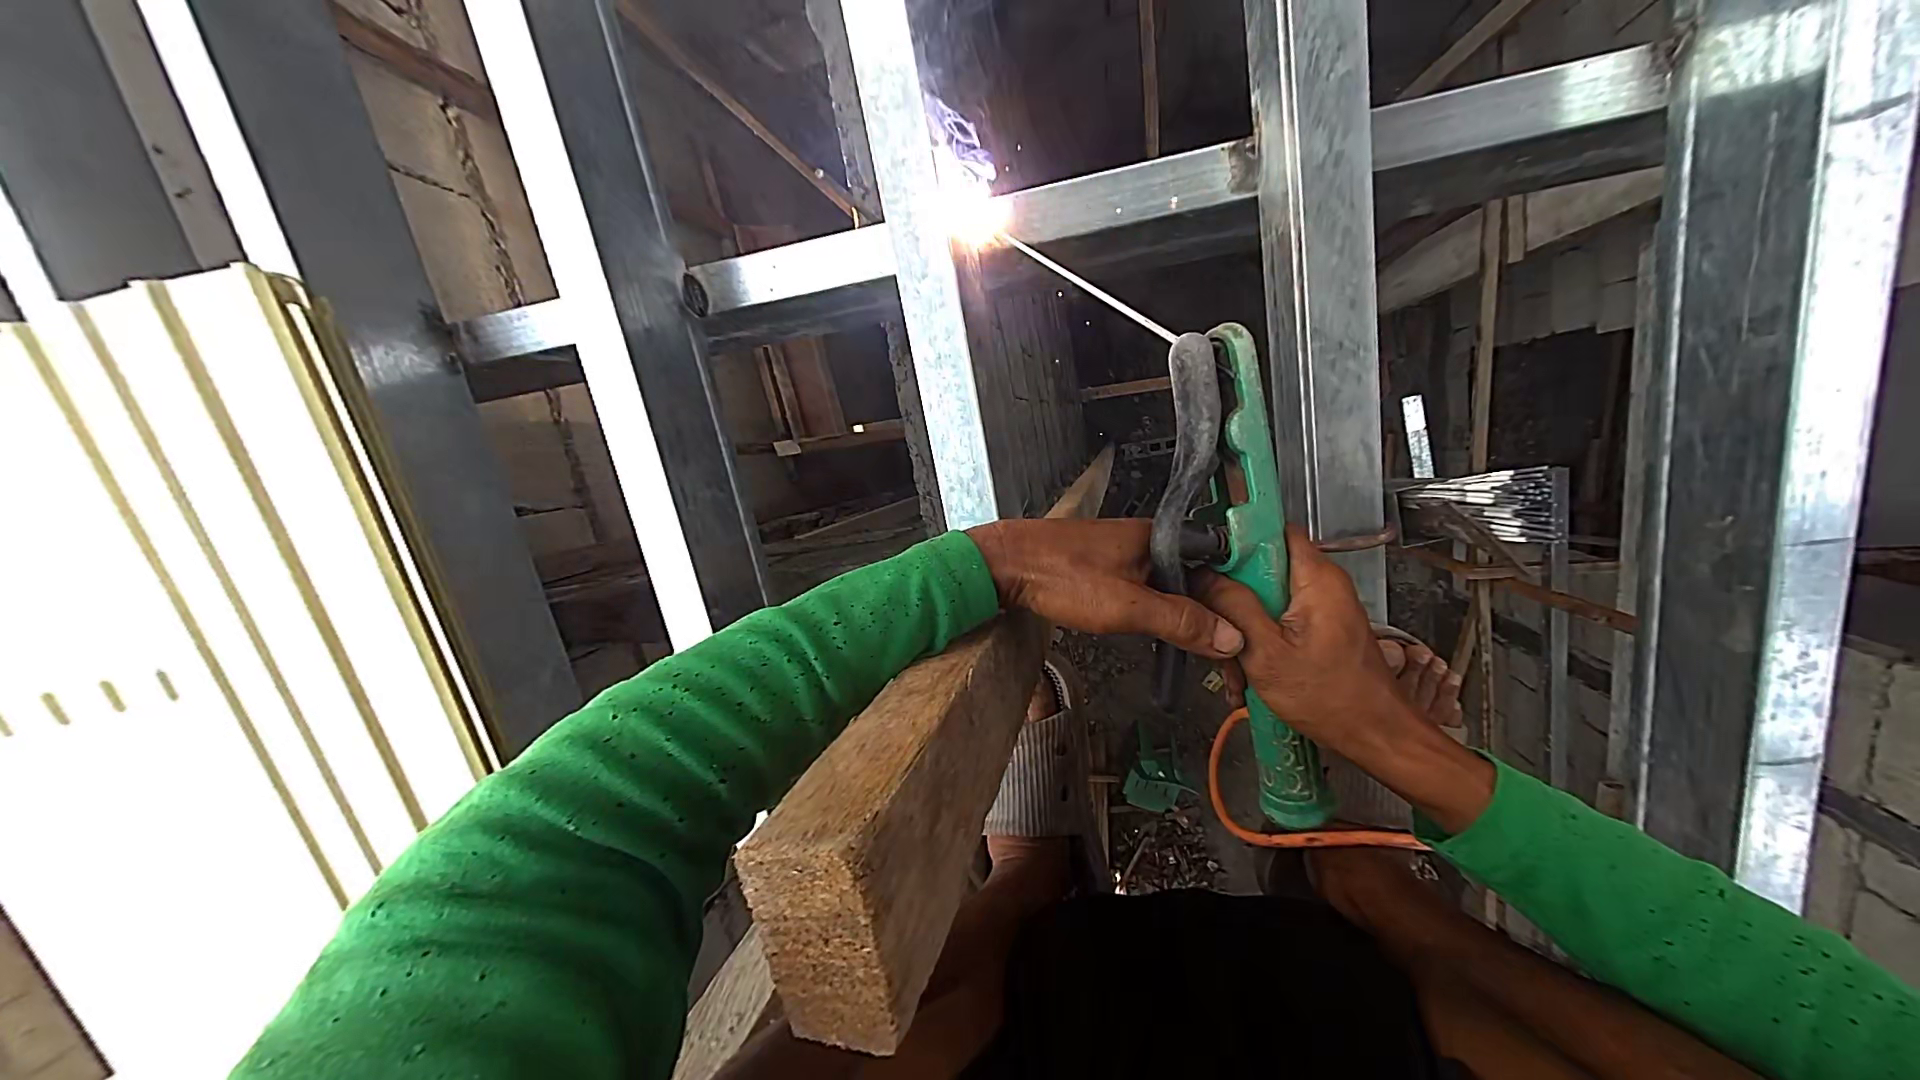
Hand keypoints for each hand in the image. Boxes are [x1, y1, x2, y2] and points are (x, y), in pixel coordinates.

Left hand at [966, 519, 1244, 660]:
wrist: (1005, 565)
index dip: (1236, 594)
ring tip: (1202, 647)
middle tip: (1225, 649)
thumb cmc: (1059, 576)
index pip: (1218, 560)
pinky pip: (1146, 588)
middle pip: (1195, 575)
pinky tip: (1161, 631)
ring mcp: (1125, 553)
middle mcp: (1146, 540)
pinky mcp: (1106, 568)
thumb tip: (1228, 637)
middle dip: (1212, 610)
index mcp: (1159, 538)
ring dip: (1185, 613)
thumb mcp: (1126, 606)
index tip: (1248, 626)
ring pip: (1170, 584)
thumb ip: (1179, 620)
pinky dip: (1158, 610)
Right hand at [1195, 526, 1493, 833]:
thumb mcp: (1266, 652)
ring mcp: (1320, 604)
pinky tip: (1251, 669)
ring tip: (1238, 663)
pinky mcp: (1316, 624)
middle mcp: (1322, 584)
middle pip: (1260, 568)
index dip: (1236, 544)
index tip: (1212, 566)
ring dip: (1242, 627)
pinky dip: (1258, 640)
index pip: (1271, 531)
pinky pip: (1275, 618)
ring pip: (1263, 597)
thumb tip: (1205, 576)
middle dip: (1233, 600)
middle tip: (1223, 630)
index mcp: (1316, 580)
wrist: (1375, 735)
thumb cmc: (1334, 700)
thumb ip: (1235, 607)